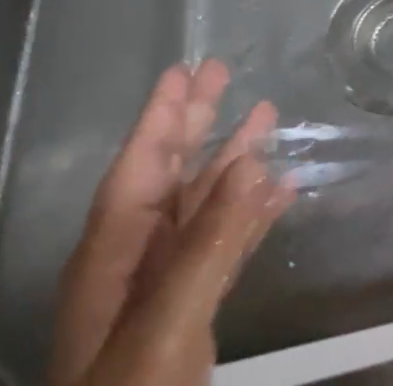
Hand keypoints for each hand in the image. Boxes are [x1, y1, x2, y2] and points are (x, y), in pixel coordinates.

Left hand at [47, 60, 290, 385]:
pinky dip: (251, 214)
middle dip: (194, 124)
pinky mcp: (190, 313)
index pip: (139, 171)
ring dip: (231, 162)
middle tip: (222, 72)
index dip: (161, 119)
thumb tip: (251, 164)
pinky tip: (281, 194)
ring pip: (200, 207)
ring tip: (268, 119)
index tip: (184, 70)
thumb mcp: (164, 323)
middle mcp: (133, 264)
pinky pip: (224, 244)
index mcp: (112, 258)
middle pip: (166, 178)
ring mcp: (162, 290)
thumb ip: (206, 245)